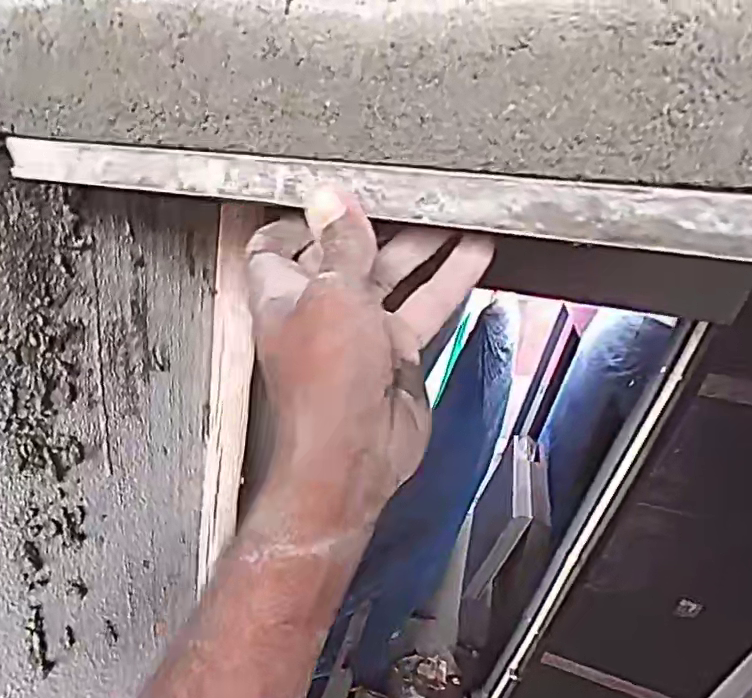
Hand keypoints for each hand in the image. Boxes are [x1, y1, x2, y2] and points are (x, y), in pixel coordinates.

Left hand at [246, 188, 493, 528]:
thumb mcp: (332, 295)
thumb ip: (339, 244)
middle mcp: (319, 314)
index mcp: (284, 299)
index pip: (276, 248)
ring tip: (456, 209)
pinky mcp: (394, 354)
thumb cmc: (326, 387)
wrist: (355, 452)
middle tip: (412, 191)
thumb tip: (328, 199)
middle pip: (345, 255)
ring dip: (423, 245)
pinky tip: (475, 252)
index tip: (329, 193)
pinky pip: (422, 307)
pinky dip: (449, 279)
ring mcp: (358, 335)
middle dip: (377, 223)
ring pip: (391, 277)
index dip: (300, 219)